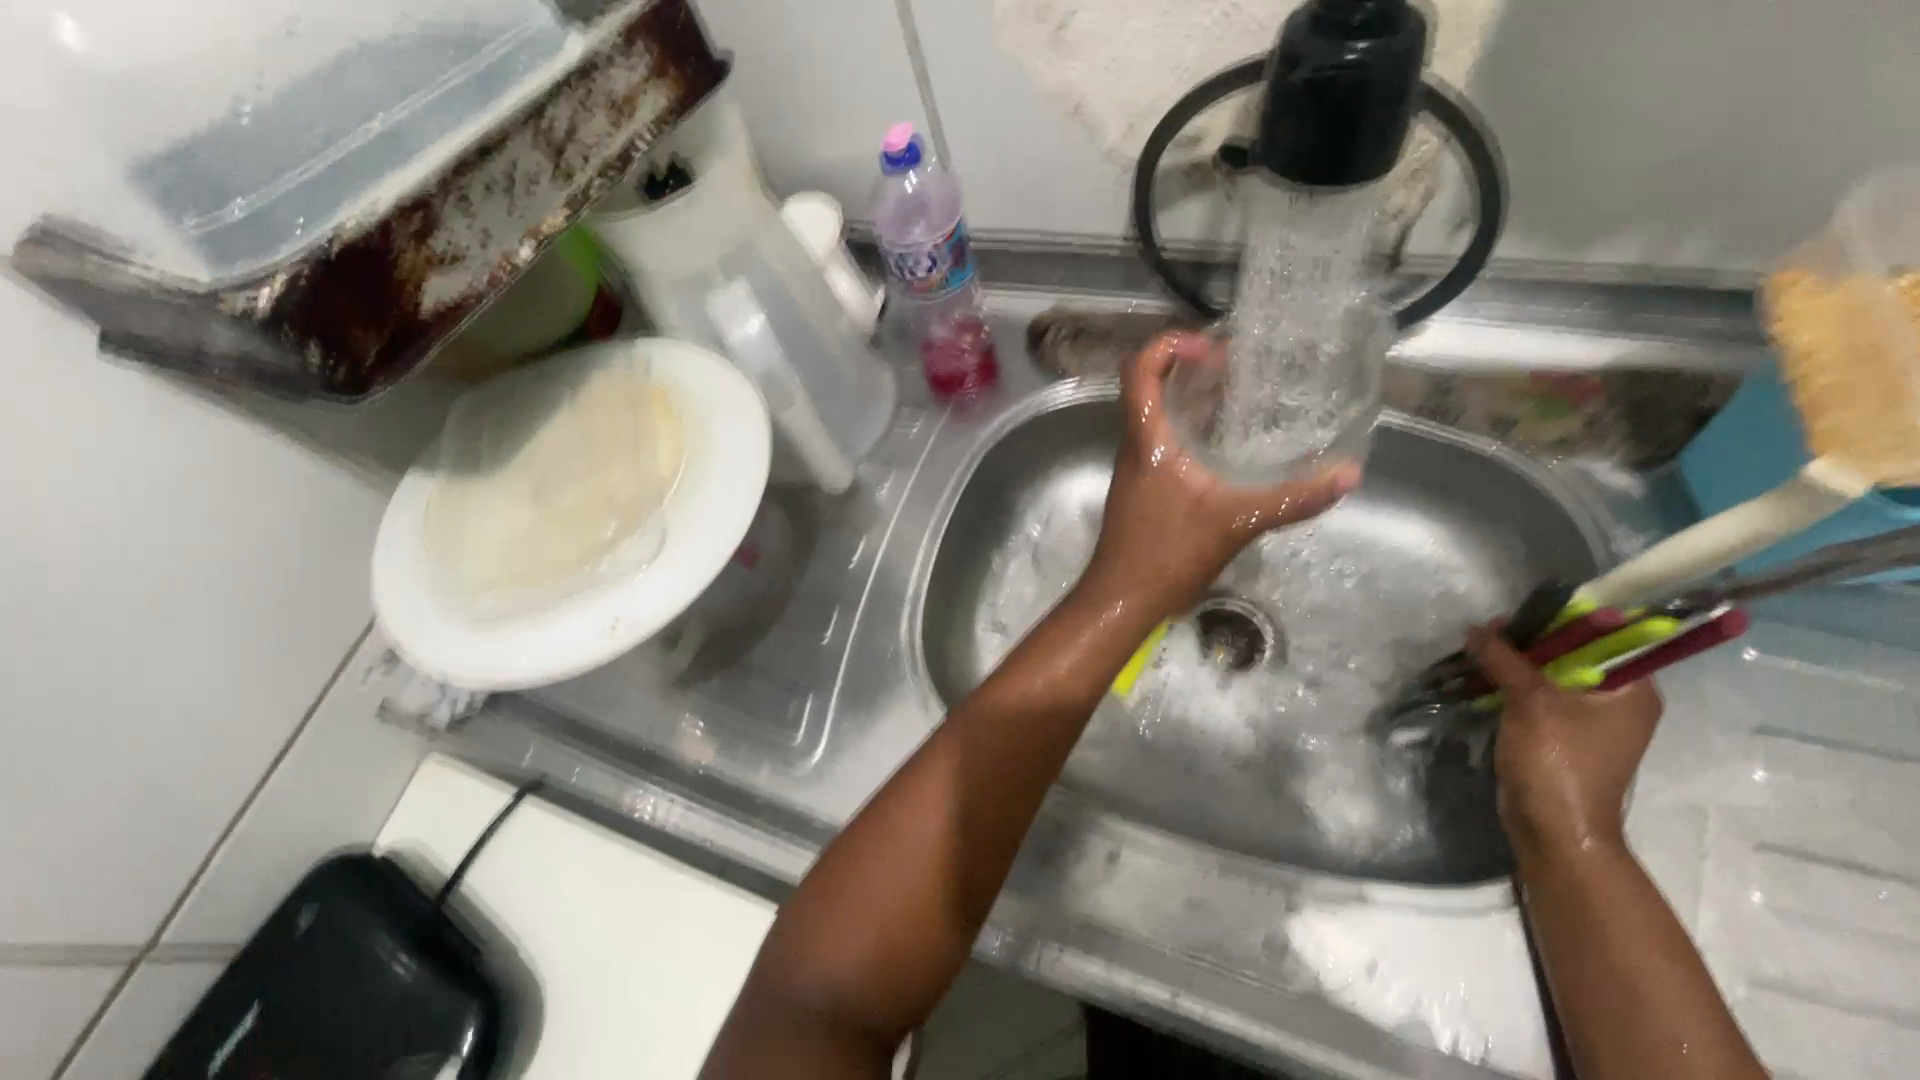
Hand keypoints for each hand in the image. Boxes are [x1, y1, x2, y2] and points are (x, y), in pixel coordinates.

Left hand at [1079, 333, 1360, 621]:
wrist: (1121, 599)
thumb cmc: (1167, 555)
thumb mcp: (1237, 522)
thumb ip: (1293, 499)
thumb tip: (1348, 475)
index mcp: (1148, 440)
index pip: (1139, 371)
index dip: (1167, 345)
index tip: (1210, 347)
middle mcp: (1136, 446)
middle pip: (1149, 387)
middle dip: (1189, 368)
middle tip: (1237, 367)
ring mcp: (1137, 468)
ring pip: (1157, 417)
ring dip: (1191, 400)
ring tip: (1241, 398)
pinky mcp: (1144, 489)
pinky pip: (1164, 443)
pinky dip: (1192, 431)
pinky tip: (1227, 447)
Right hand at [1466, 625, 1664, 859]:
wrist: (1553, 829)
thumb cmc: (1557, 761)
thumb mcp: (1529, 701)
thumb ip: (1504, 659)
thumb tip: (1476, 629)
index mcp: (1633, 689)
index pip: (1606, 636)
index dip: (1563, 620)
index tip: (1521, 616)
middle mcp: (1621, 701)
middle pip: (1575, 654)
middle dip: (1531, 642)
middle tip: (1491, 634)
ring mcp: (1593, 722)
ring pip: (1554, 676)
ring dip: (1519, 665)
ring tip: (1481, 653)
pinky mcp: (1565, 738)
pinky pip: (1542, 699)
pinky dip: (1516, 688)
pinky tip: (1486, 681)